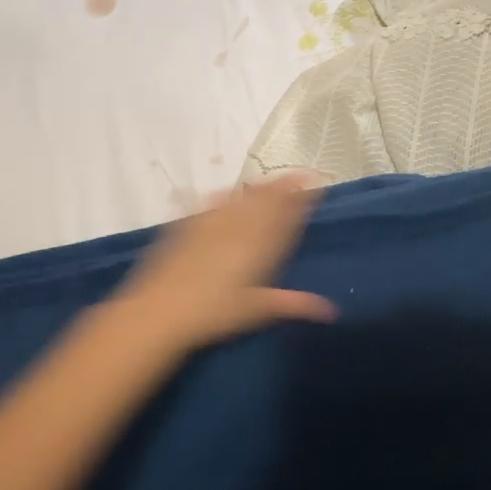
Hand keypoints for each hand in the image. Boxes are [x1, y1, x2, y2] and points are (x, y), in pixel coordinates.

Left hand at [110, 174, 336, 352]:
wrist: (159, 311)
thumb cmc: (214, 313)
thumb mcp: (258, 310)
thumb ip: (294, 304)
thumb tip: (330, 310)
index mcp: (261, 243)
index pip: (287, 212)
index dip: (302, 196)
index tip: (315, 185)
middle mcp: (239, 225)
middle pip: (266, 197)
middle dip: (284, 185)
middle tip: (298, 176)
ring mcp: (211, 222)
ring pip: (240, 196)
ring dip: (257, 187)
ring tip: (267, 182)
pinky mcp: (186, 225)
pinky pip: (208, 202)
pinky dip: (221, 196)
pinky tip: (222, 193)